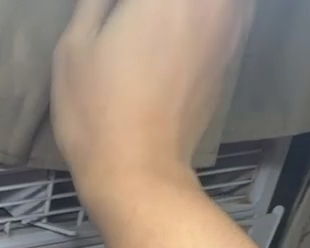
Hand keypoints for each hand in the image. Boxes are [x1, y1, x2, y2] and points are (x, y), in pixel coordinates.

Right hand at [51, 0, 253, 197]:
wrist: (137, 170)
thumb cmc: (95, 112)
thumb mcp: (73, 50)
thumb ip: (95, 0)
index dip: (124, 2)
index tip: (113, 8)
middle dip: (147, 6)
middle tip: (131, 16)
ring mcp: (229, 16)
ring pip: (221, 0)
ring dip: (183, 10)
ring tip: (156, 20)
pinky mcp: (235, 44)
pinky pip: (236, 8)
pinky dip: (217, 12)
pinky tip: (192, 24)